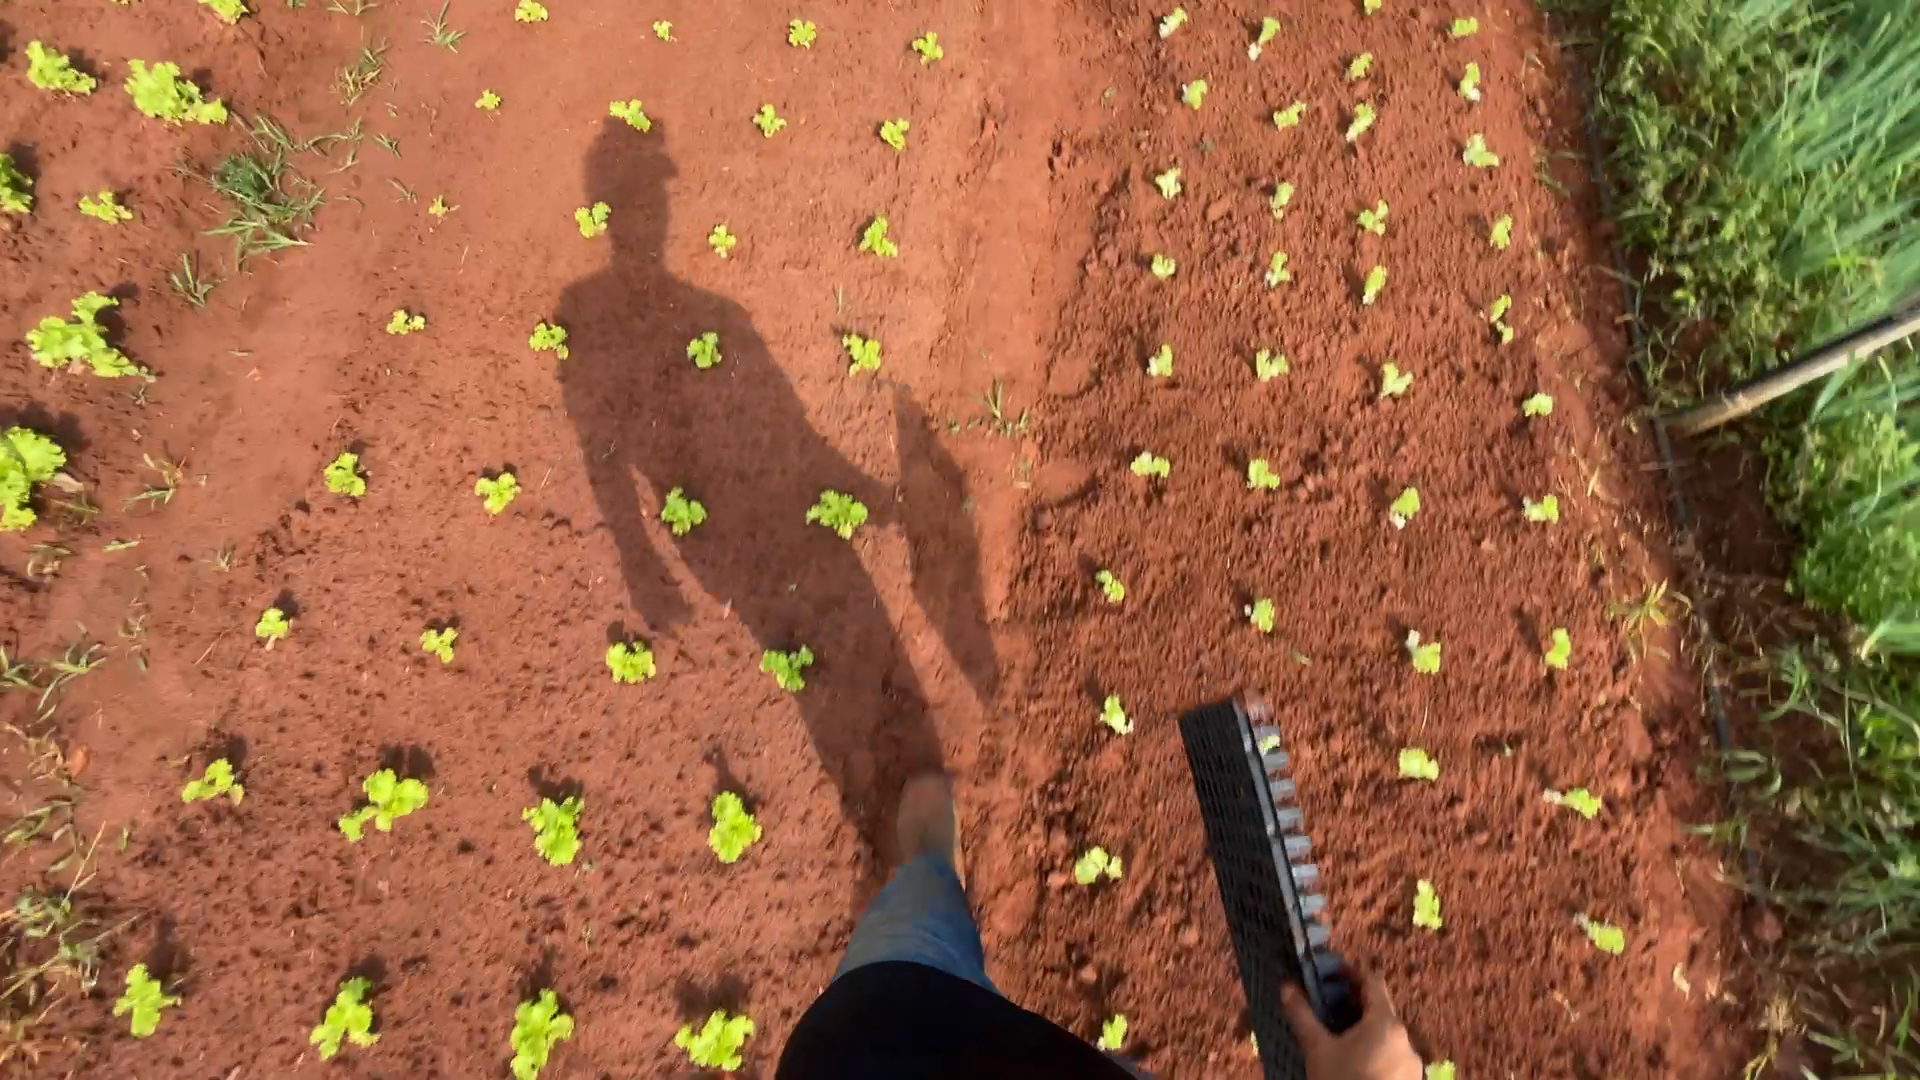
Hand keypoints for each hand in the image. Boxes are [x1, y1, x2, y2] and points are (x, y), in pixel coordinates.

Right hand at [1280, 971, 1422, 1079]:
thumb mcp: (1317, 1048)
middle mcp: (1406, 1042)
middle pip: (1380, 1008)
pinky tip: (1352, 1060)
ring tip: (1336, 1032)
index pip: (1373, 982)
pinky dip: (1374, 1048)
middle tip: (1325, 1002)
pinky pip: (1392, 1056)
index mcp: (1386, 1025)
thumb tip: (1286, 986)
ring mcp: (1414, 1068)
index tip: (1329, 973)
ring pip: (1386, 1034)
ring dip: (1363, 1026)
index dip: (1351, 972)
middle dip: (1353, 1001)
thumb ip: (1301, 1013)